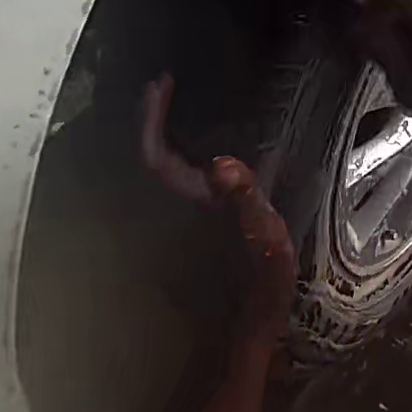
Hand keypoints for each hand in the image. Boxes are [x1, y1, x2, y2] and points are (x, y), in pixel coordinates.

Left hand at [142, 75, 298, 342]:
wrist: (242, 329)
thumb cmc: (258, 287)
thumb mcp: (266, 243)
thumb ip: (246, 204)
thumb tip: (221, 163)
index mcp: (187, 204)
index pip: (154, 154)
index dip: (152, 117)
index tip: (160, 83)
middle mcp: (169, 208)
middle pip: (146, 155)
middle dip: (149, 117)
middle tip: (160, 86)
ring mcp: (172, 216)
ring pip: (153, 166)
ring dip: (157, 132)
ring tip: (168, 103)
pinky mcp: (181, 223)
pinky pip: (167, 176)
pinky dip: (169, 151)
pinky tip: (185, 142)